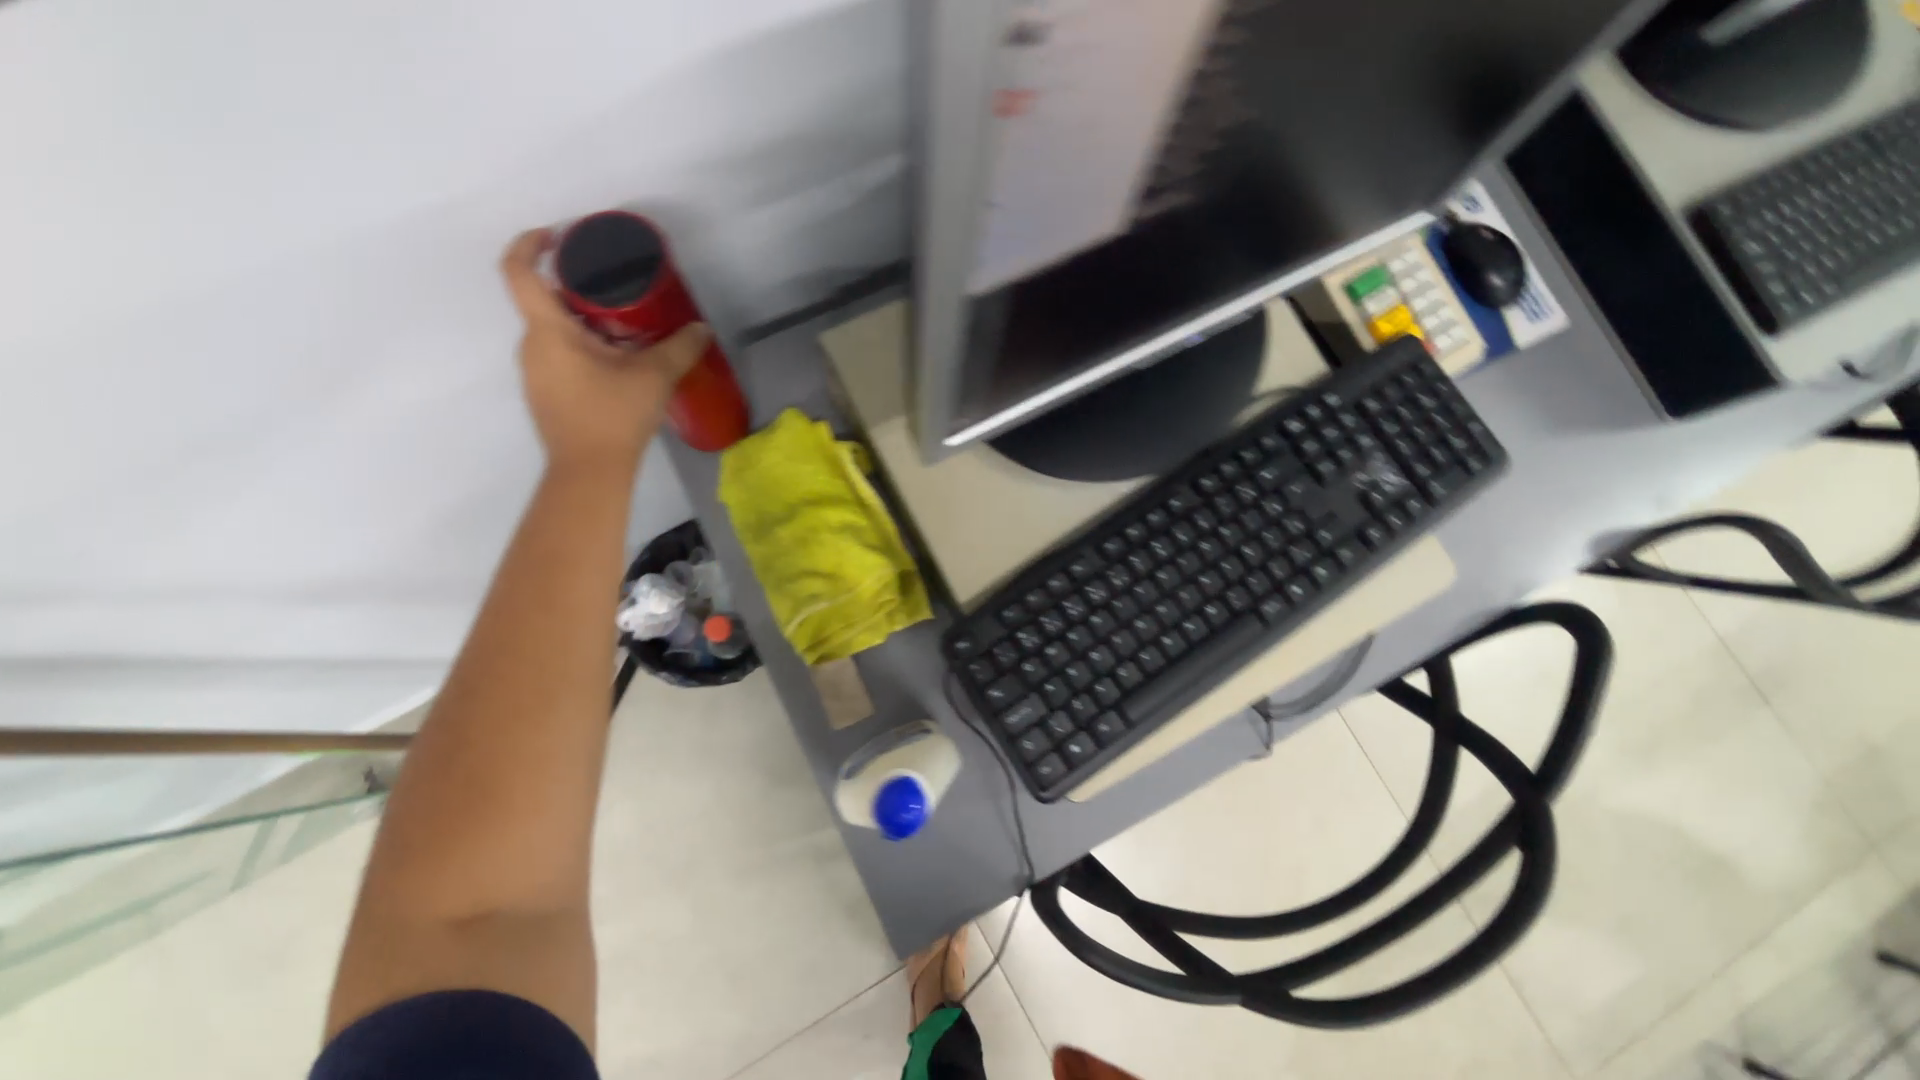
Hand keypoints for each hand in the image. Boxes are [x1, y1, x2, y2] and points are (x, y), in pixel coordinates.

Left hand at [500, 228, 710, 473]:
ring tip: (625, 325)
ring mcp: (535, 372)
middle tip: (617, 287)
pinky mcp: (545, 394)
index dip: (531, 244)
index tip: (558, 236)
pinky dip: (582, 347)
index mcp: (548, 331)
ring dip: (583, 321)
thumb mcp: (654, 376)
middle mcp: (532, 346)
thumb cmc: (613, 417)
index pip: (519, 271)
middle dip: (576, 288)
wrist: (589, 474)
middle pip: (543, 300)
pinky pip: (559, 355)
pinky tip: (617, 361)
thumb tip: (701, 328)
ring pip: (553, 330)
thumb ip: (679, 347)